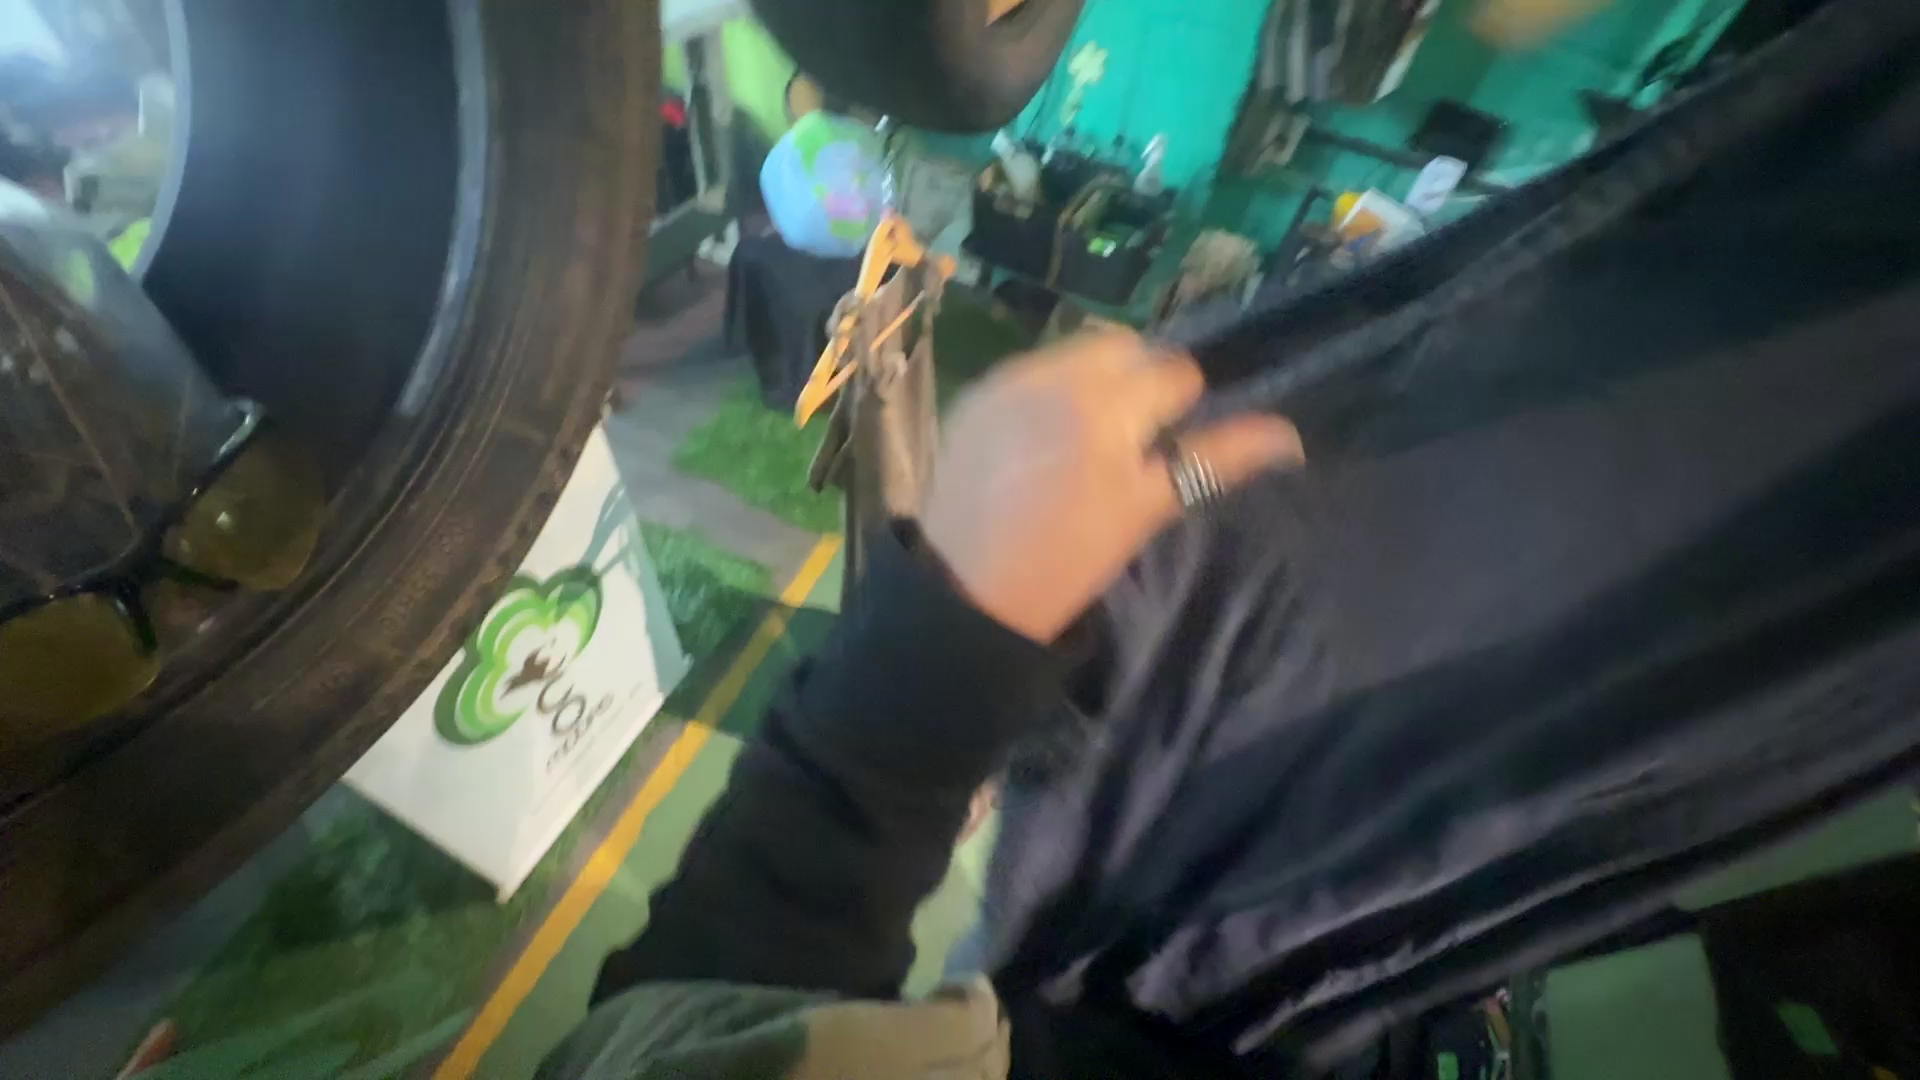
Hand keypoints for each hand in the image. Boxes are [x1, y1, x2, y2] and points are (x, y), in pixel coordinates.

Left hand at [922, 329, 1304, 642]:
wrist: (962, 587)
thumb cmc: (1062, 566)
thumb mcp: (1142, 514)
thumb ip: (1212, 462)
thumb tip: (1287, 436)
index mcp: (1109, 413)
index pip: (1175, 373)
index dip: (1180, 404)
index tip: (1170, 434)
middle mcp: (1059, 380)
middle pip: (1127, 346)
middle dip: (1140, 380)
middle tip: (1131, 433)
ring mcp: (1012, 381)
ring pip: (1079, 349)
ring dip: (1097, 377)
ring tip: (1084, 430)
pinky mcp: (979, 392)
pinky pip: (1034, 367)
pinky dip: (1052, 388)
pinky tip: (1040, 433)